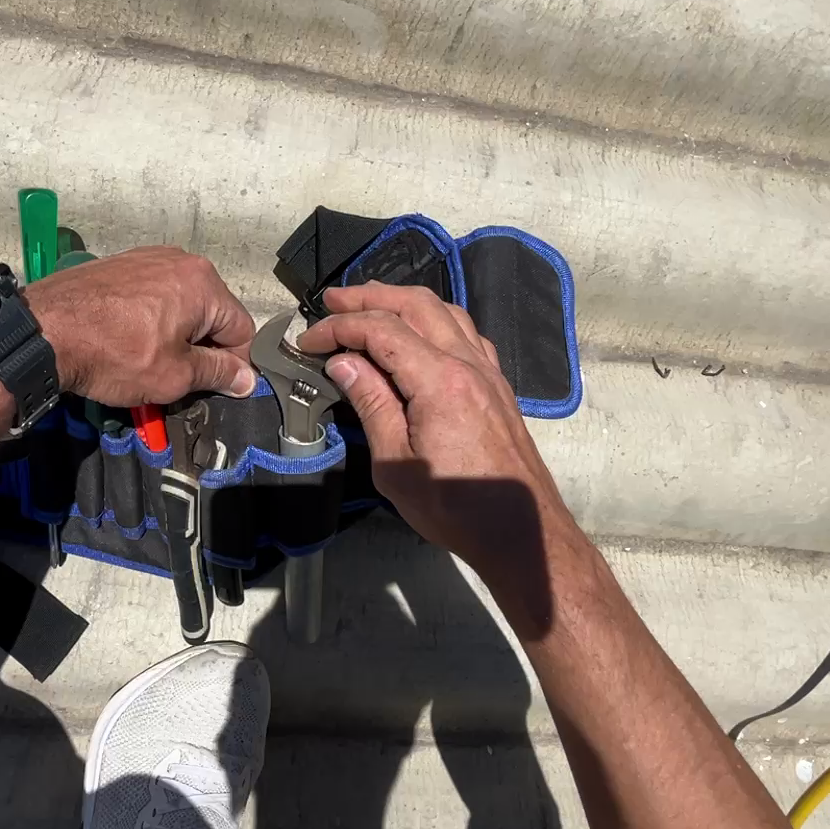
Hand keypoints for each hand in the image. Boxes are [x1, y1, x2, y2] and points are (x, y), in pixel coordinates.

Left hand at [24, 246, 256, 406]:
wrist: (44, 331)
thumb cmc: (112, 354)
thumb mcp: (174, 375)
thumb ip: (217, 373)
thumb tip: (246, 378)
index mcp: (204, 283)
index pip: (241, 329)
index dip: (233, 365)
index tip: (216, 386)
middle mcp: (181, 262)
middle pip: (212, 314)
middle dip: (202, 348)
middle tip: (178, 379)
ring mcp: (148, 259)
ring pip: (182, 306)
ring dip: (176, 335)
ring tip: (149, 362)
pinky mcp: (121, 266)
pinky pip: (154, 296)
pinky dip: (151, 320)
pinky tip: (130, 342)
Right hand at [294, 283, 556, 572]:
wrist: (521, 531)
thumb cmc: (454, 507)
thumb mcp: (395, 465)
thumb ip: (371, 405)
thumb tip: (343, 363)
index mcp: (439, 382)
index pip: (381, 331)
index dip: (339, 327)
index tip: (308, 340)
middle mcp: (467, 363)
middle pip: (415, 305)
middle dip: (369, 296)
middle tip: (332, 300)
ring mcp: (487, 371)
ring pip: (444, 311)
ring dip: (402, 301)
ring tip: (369, 306)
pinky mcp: (496, 384)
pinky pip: (464, 331)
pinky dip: (432, 318)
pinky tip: (417, 332)